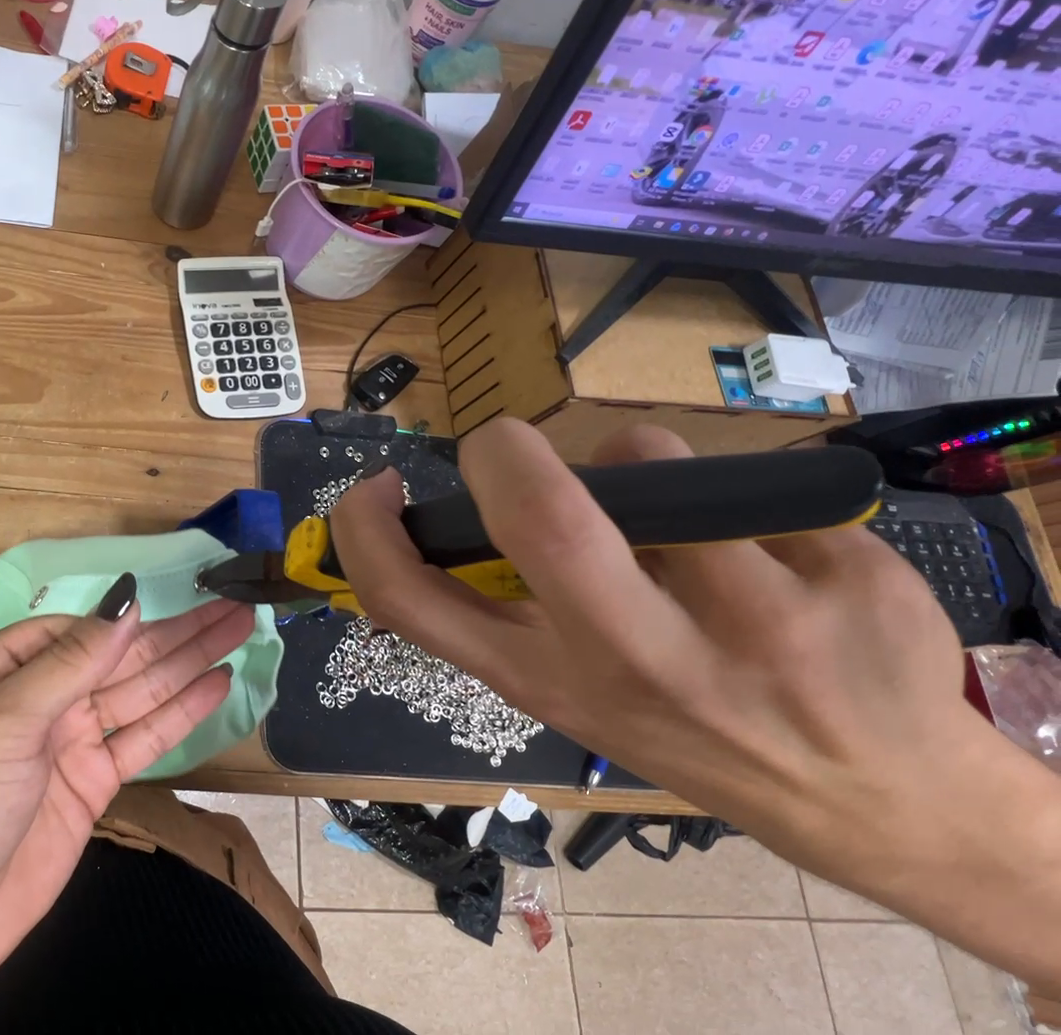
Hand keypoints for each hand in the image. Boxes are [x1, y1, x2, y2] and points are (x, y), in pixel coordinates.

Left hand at [0, 577, 248, 1021]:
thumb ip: (70, 662)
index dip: (129, 612)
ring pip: (140, 693)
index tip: (184, 592)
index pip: (80, 627)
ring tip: (240, 631)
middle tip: (235, 606)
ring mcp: (72, 744)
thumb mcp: (6, 720)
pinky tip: (216, 685)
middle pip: (119, 657)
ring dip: (189, 664)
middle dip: (176, 632)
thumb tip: (124, 601)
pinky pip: (144, 740)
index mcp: (10, 670)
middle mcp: (44, 700)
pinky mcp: (94, 785)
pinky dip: (181, 714)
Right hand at [329, 421, 1032, 901]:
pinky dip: (735, 493)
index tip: (377, 488)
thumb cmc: (696, 732)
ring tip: (674, 512)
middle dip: (504, 453)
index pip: (414, 602)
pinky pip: (749, 477)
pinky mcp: (847, 581)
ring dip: (635, 460)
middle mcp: (637, 660)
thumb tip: (483, 500)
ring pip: (650, 461)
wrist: (884, 805)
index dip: (367, 531)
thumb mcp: (578, 696)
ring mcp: (754, 624)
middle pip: (541, 518)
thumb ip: (517, 613)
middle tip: (506, 448)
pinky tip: (775, 551)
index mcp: (549, 682)